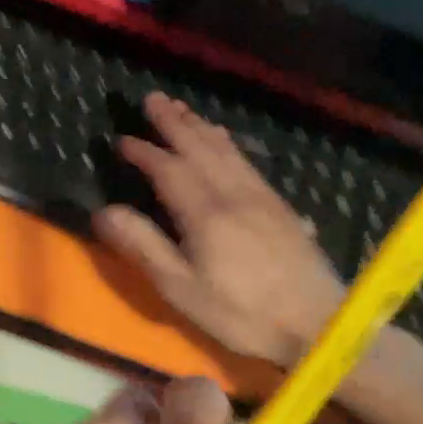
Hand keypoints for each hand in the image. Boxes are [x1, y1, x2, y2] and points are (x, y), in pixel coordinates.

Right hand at [93, 93, 346, 364]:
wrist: (318, 324)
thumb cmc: (240, 313)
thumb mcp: (180, 288)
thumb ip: (143, 246)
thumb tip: (104, 212)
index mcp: (206, 213)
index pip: (169, 170)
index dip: (144, 152)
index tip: (121, 139)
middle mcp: (235, 194)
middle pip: (200, 149)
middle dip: (174, 123)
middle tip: (153, 98)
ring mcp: (262, 198)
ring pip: (227, 152)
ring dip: (201, 128)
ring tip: (183, 110)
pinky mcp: (281, 208)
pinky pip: (248, 163)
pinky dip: (228, 145)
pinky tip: (225, 144)